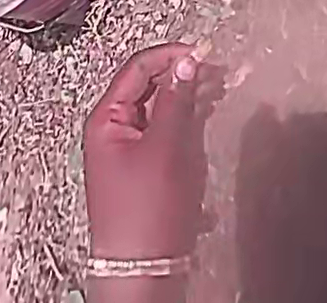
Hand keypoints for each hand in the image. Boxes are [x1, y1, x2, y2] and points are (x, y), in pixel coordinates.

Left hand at [84, 44, 227, 259]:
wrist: (144, 272)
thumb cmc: (148, 210)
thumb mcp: (166, 146)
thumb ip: (177, 99)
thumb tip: (187, 61)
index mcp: (107, 118)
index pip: (139, 68)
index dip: (171, 56)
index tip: (203, 54)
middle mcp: (115, 127)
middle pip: (151, 84)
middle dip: (184, 74)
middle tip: (217, 71)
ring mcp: (131, 145)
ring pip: (162, 104)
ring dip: (189, 93)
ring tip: (218, 87)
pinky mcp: (147, 162)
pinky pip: (167, 126)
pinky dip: (188, 114)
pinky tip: (208, 109)